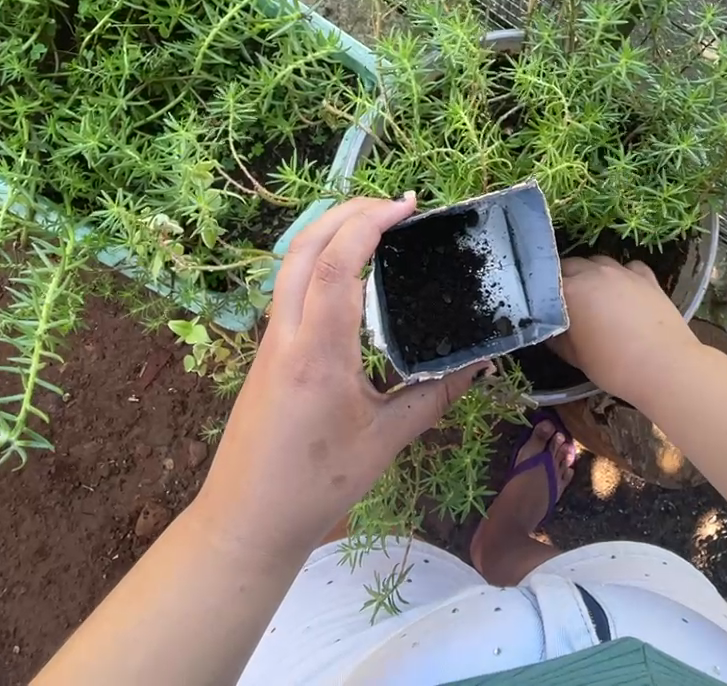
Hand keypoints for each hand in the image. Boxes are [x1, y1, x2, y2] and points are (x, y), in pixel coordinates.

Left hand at [193, 195, 484, 552]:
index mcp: (318, 354)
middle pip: (303, 247)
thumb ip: (435, 396)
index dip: (368, 225)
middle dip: (346, 211)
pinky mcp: (268, 349)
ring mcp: (271, 339)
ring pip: (290, 262)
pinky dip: (319, 257)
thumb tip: (479, 364)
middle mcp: (287, 335)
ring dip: (330, 229)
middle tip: (395, 205)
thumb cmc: (317, 485)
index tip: (406, 207)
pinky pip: (290, 284)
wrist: (246, 520)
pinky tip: (348, 270)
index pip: (335, 268)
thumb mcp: (386, 440)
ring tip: (376, 224)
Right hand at [548, 255, 698, 401]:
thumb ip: (557, 338)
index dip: (542, 292)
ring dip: (590, 272)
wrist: (665, 366)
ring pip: (598, 261)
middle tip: (564, 300)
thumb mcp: (575, 357)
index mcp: (571, 291)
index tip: (542, 305)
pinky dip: (622, 274)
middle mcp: (595, 272)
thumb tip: (549, 328)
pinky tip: (624, 289)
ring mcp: (623, 271)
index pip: (546, 281)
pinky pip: (628, 267)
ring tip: (593, 293)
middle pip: (571, 264)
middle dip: (564, 278)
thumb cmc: (614, 366)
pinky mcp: (647, 277)